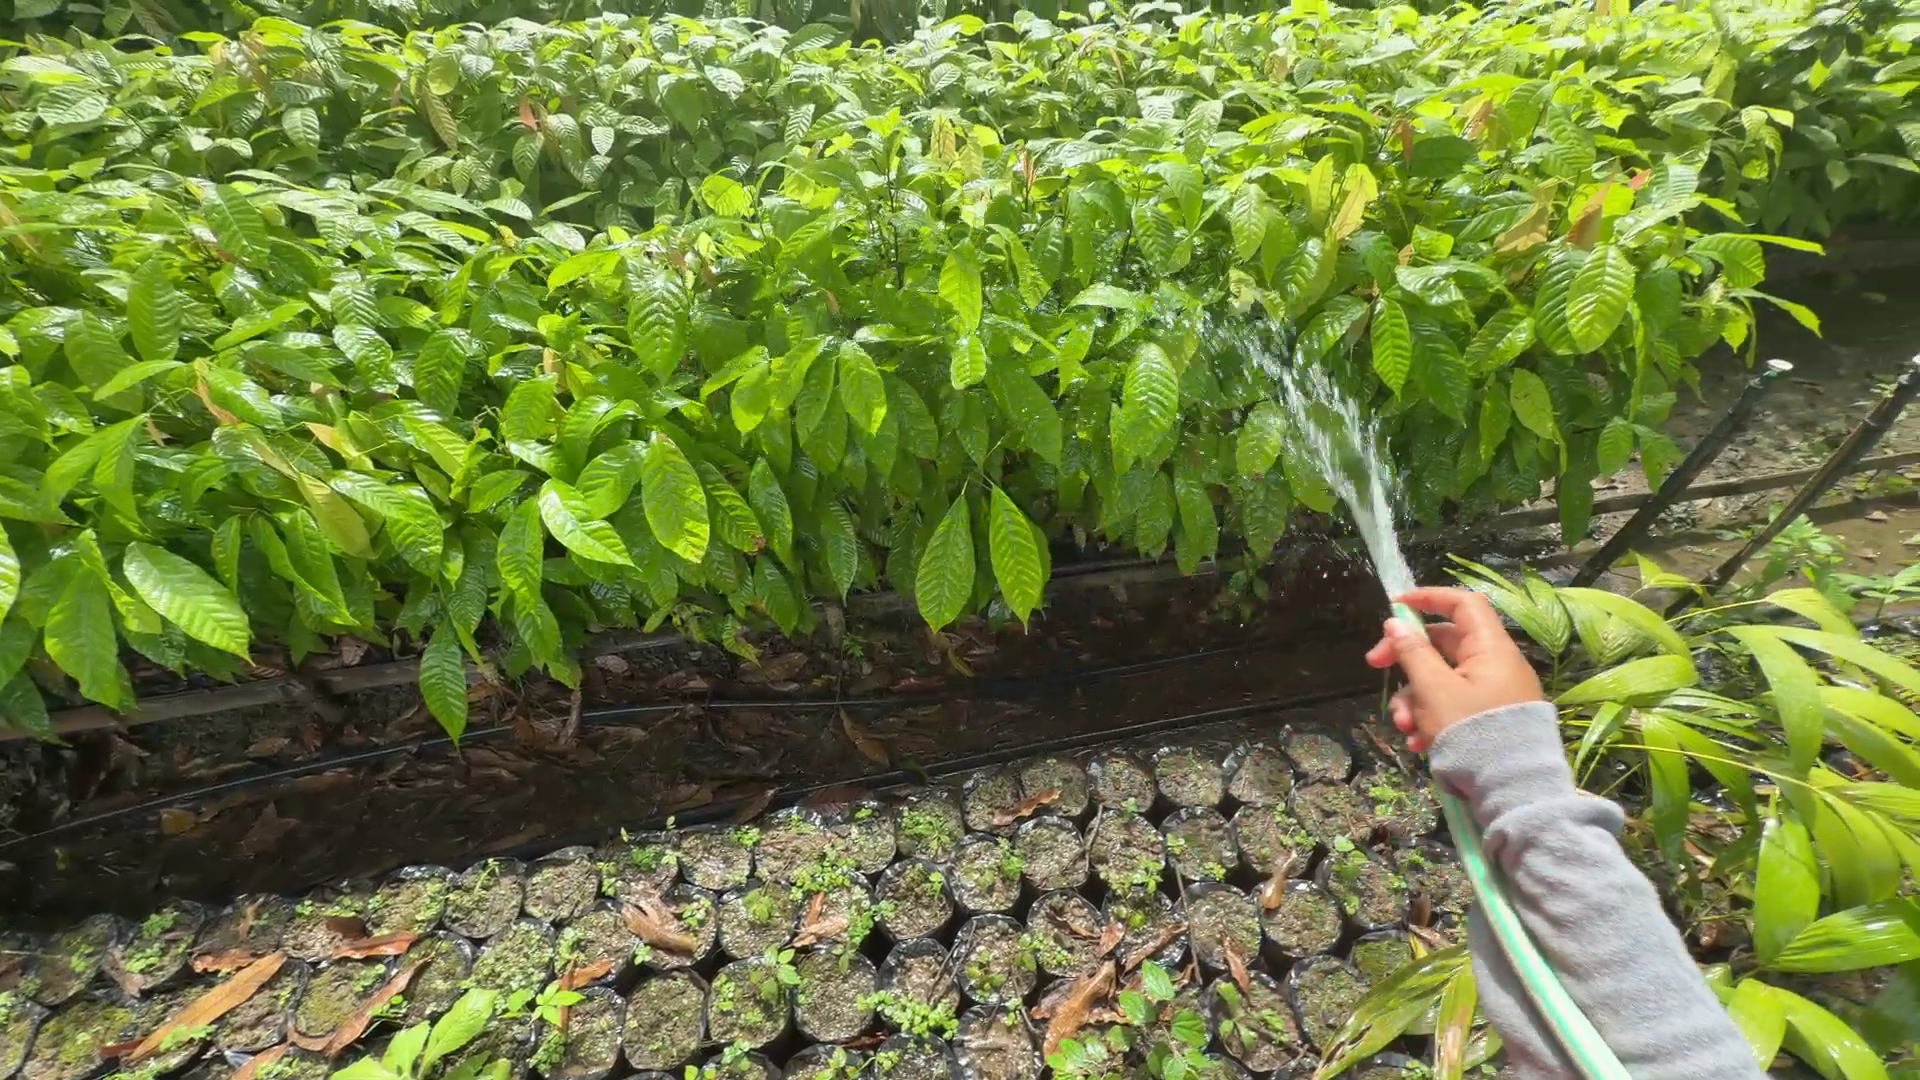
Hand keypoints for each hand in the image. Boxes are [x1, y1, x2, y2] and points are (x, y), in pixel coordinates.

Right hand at [1364, 586, 1543, 752]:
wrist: (1513, 791)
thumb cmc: (1471, 731)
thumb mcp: (1432, 689)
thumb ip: (1412, 652)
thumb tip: (1395, 623)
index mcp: (1490, 650)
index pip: (1463, 604)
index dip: (1429, 598)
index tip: (1395, 606)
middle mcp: (1494, 666)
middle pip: (1442, 643)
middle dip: (1405, 658)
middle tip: (1374, 665)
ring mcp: (1492, 693)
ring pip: (1440, 678)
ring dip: (1412, 697)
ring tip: (1402, 724)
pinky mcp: (1487, 719)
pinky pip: (1450, 704)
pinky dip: (1429, 716)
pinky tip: (1417, 741)